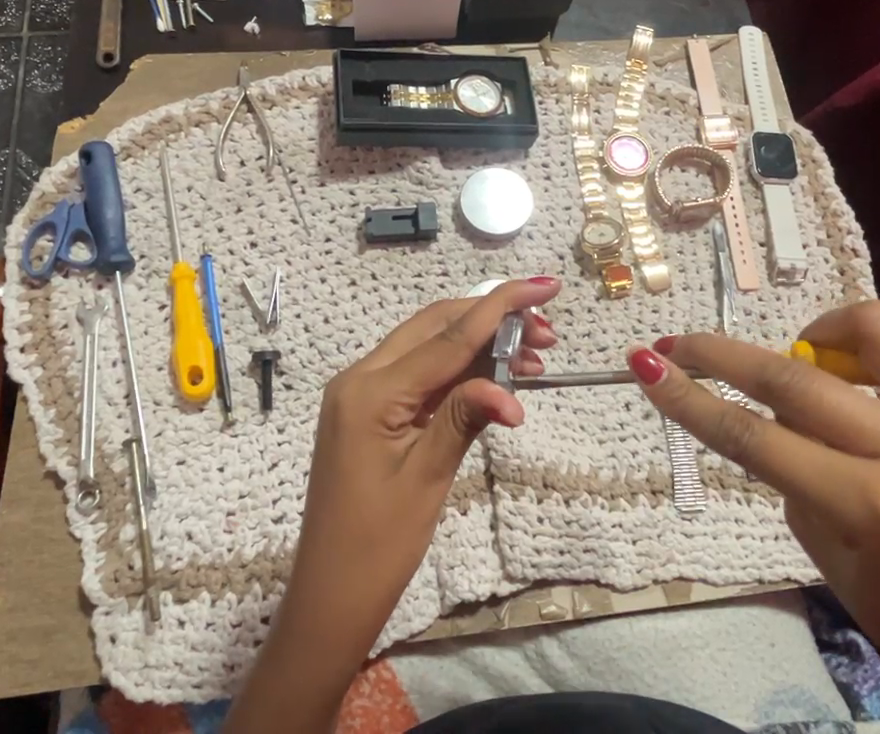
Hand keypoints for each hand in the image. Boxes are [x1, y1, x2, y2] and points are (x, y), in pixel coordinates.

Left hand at [226, 277, 560, 733]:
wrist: (330, 595)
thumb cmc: (376, 545)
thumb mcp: (427, 478)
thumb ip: (464, 417)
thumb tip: (512, 391)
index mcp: (369, 390)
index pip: (447, 335)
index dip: (500, 306)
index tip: (544, 285)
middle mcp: (361, 378)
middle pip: (436, 328)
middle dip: (494, 320)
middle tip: (548, 329)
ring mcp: (363, 394)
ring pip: (430, 348)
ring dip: (481, 346)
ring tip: (536, 356)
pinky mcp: (370, 412)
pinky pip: (421, 375)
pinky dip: (461, 372)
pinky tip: (498, 379)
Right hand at [632, 300, 879, 706]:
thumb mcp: (819, 540)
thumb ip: (788, 461)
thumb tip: (767, 393)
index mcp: (875, 509)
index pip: (756, 435)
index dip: (690, 396)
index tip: (649, 362)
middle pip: (800, 380)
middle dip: (724, 355)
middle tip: (693, 344)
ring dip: (827, 329)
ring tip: (817, 351)